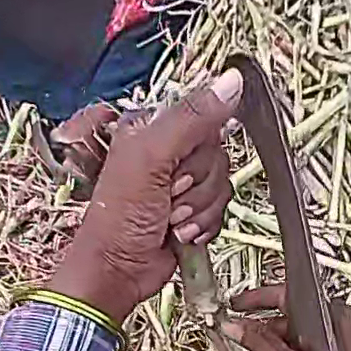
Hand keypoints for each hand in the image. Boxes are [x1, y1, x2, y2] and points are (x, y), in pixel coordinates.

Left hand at [48, 68, 241, 321]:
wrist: (118, 269)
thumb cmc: (121, 216)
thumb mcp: (151, 158)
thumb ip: (191, 118)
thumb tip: (232, 80)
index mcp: (153, 129)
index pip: (205, 120)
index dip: (198, 148)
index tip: (176, 169)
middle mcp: (170, 154)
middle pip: (218, 155)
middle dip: (198, 186)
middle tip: (170, 199)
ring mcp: (183, 187)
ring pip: (222, 186)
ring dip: (200, 211)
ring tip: (172, 222)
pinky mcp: (193, 214)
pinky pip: (221, 212)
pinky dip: (204, 227)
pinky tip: (182, 236)